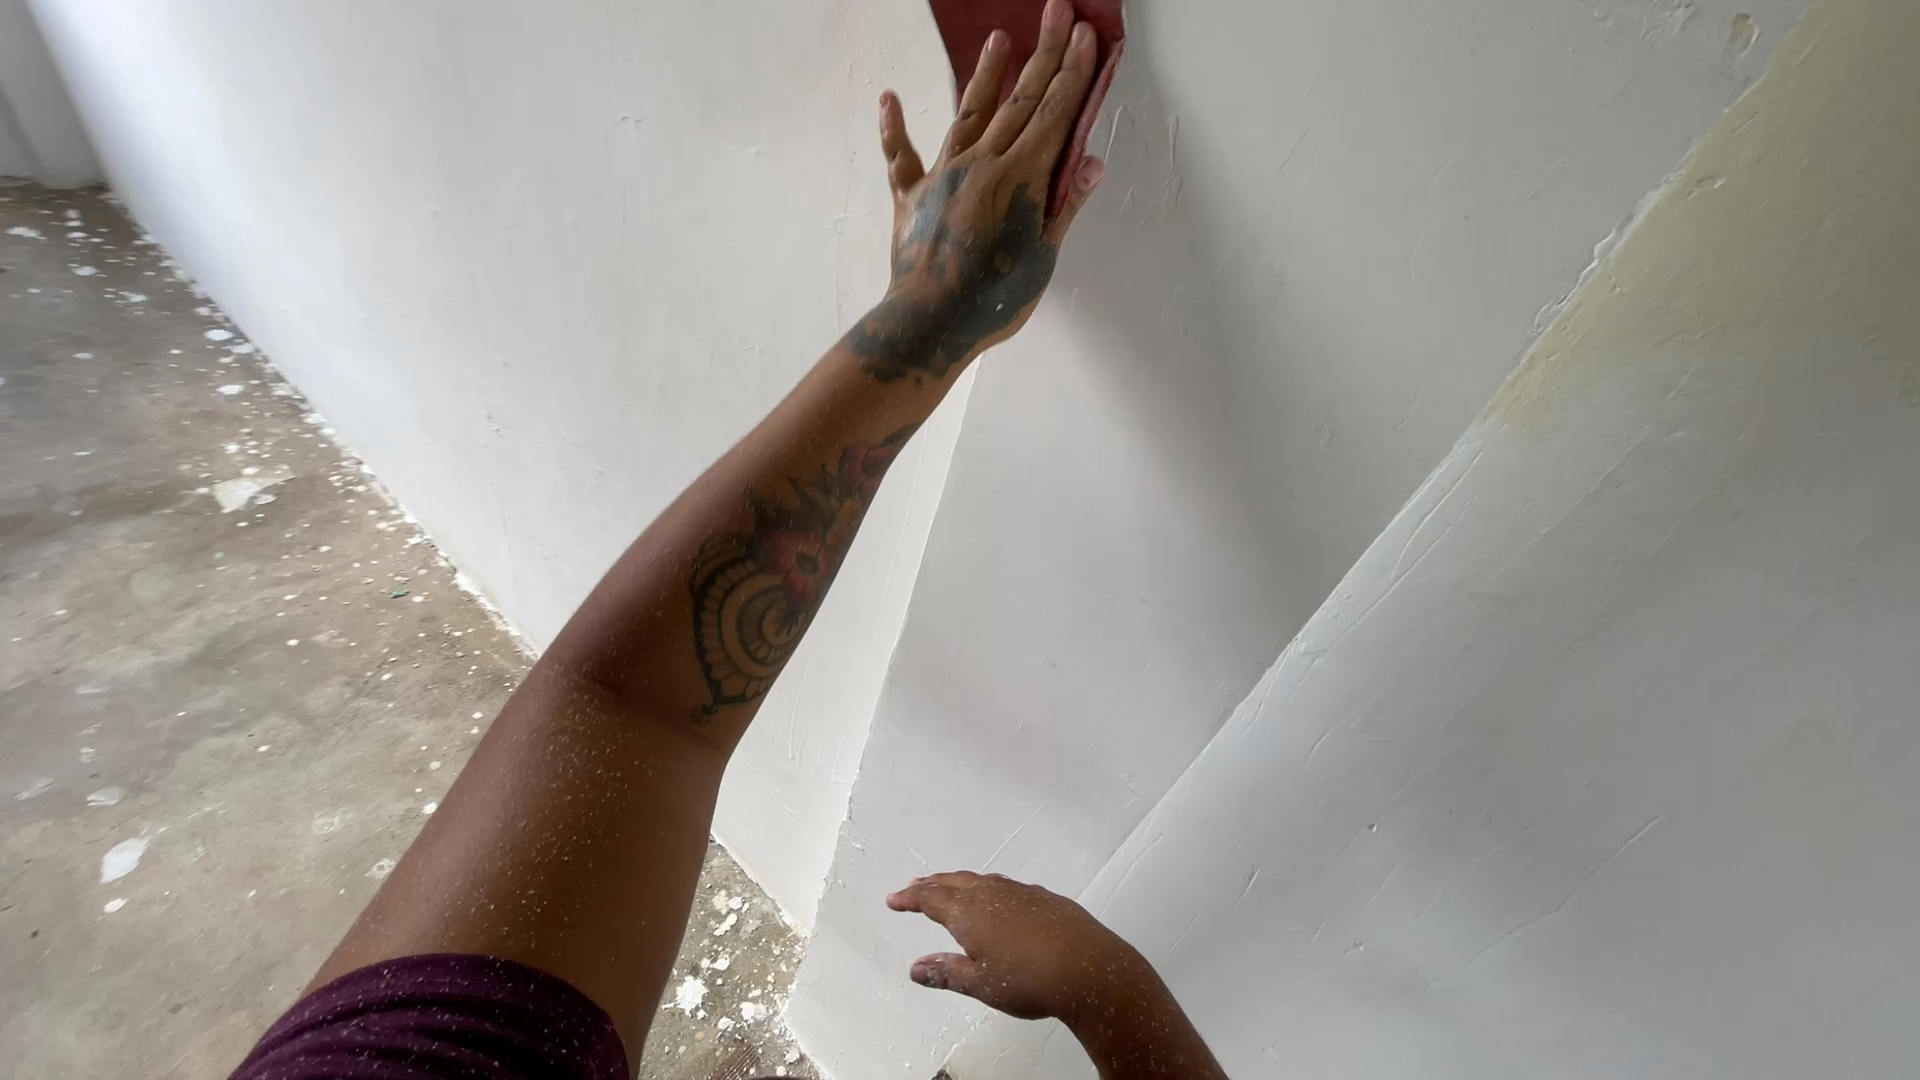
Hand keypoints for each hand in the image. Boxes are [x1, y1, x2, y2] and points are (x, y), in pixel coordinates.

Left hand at [850, 0, 1107, 382]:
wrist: (932, 321)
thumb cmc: (994, 300)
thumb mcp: (1042, 258)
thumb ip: (1064, 205)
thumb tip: (1090, 162)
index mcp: (1021, 178)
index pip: (1055, 114)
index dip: (1073, 74)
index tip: (1086, 36)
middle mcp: (982, 164)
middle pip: (1019, 101)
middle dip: (1043, 55)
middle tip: (1057, 10)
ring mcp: (943, 176)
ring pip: (968, 114)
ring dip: (986, 75)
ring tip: (999, 39)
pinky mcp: (911, 197)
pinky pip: (901, 156)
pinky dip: (894, 128)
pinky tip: (888, 98)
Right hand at [887, 871, 1148, 1023]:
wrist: (1087, 967)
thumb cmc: (1031, 979)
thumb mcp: (981, 984)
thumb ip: (947, 973)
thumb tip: (917, 968)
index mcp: (969, 913)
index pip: (931, 899)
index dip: (910, 898)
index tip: (895, 899)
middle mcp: (991, 894)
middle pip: (952, 882)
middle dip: (930, 884)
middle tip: (914, 886)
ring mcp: (1018, 892)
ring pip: (979, 880)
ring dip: (958, 882)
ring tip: (948, 887)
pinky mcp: (1040, 897)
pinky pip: (1003, 885)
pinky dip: (987, 887)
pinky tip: (994, 899)